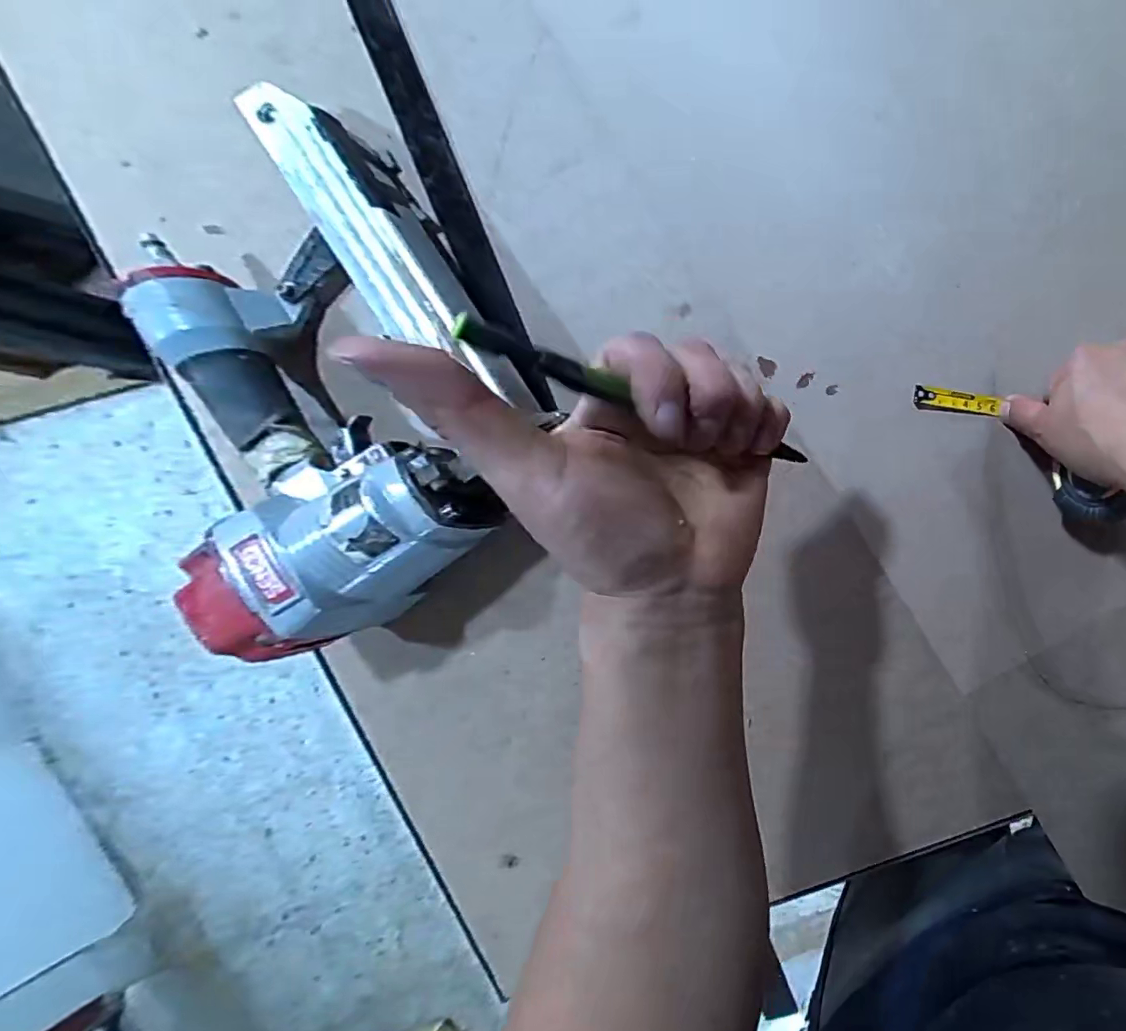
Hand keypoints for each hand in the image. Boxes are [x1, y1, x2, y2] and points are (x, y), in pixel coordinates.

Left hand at [330, 334, 790, 597]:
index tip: (660, 425)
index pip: (638, 348)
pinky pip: (772, 404)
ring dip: (738, 408)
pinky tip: (751, 453)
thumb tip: (353, 345)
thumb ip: (462, 411)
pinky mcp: (748, 447)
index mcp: (606, 405)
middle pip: (696, 353)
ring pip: (738, 373)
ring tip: (725, 451)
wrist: (672, 589)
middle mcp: (658, 408)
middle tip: (694, 442)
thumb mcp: (528, 474)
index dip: (659, 373)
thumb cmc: (600, 538)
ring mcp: (708, 427)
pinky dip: (769, 422)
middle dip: (706, 392)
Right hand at [1001, 340, 1125, 490]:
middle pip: (1097, 379)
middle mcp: (1118, 348)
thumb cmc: (1097, 442)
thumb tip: (1002, 403)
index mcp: (1081, 358)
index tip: (1074, 441)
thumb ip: (1023, 415)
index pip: (1060, 386)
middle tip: (1102, 442)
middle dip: (1096, 404)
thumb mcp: (1048, 434)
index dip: (1063, 416)